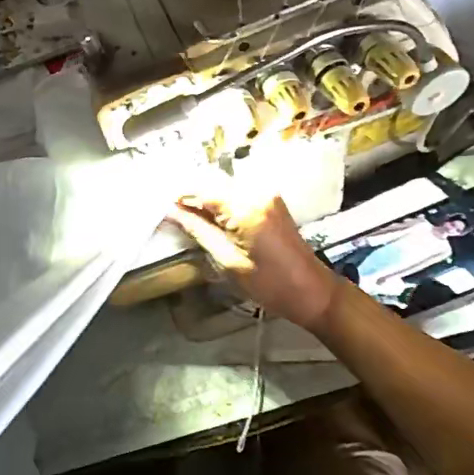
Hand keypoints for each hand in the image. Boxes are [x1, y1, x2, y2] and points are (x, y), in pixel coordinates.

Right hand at [166, 186, 341, 329]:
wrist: (314, 292)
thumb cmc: (270, 284)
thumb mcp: (228, 261)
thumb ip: (198, 230)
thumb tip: (171, 212)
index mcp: (246, 207)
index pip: (202, 189)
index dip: (179, 196)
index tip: (159, 205)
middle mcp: (257, 192)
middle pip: (212, 182)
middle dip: (189, 195)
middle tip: (169, 212)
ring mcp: (266, 194)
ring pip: (223, 186)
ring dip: (203, 198)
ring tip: (185, 216)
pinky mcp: (270, 201)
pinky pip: (237, 193)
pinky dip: (219, 202)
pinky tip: (208, 217)